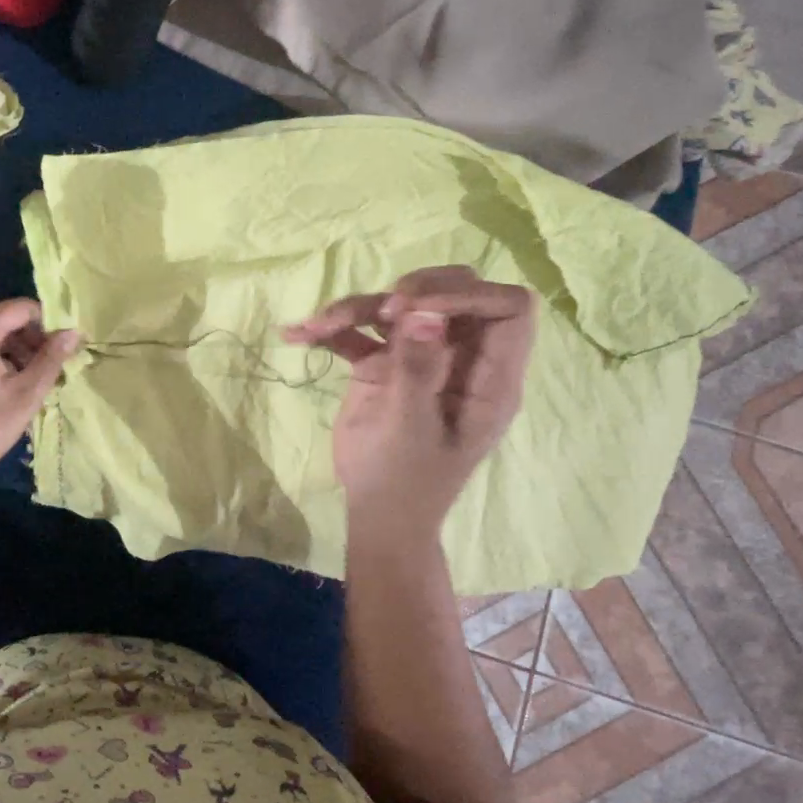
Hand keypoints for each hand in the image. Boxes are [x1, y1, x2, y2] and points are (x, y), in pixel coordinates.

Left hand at [0, 299, 80, 509]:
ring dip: (19, 348)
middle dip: (33, 337)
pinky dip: (1, 356)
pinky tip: (15, 382)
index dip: (48, 322)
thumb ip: (52, 358)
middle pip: (6, 318)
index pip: (21, 308)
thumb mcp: (27, 393)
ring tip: (38, 377)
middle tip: (54, 365)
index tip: (66, 345)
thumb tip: (74, 332)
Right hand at [283, 266, 535, 539]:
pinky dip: (329, 330)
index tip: (414, 309)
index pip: (506, 310)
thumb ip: (417, 369)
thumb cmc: (406, 480)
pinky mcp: (382, 365)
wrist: (376, 514)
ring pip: (399, 306)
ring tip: (315, 327)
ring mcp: (419, 358)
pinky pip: (359, 331)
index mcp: (488, 376)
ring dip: (355, 308)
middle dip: (414, 288)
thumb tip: (421, 313)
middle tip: (381, 308)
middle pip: (455, 292)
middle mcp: (459, 358)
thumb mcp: (411, 428)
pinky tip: (296, 335)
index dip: (466, 296)